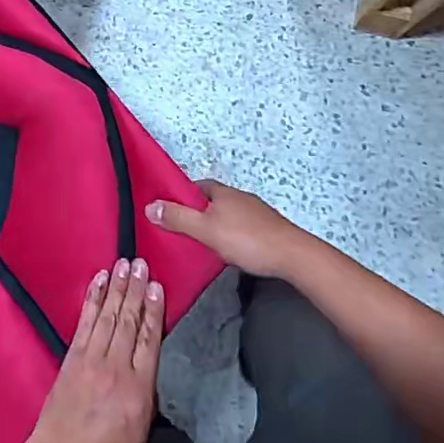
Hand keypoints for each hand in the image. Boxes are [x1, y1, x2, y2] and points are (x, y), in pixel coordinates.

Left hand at [13, 258, 163, 442]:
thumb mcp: (140, 430)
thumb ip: (144, 392)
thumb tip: (144, 365)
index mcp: (139, 388)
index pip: (149, 338)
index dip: (154, 309)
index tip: (157, 285)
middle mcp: (116, 367)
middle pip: (128, 320)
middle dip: (135, 289)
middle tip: (141, 262)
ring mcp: (91, 360)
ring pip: (108, 315)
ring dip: (116, 287)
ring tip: (124, 264)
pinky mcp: (71, 358)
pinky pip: (85, 321)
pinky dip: (92, 299)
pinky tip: (99, 282)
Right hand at [146, 180, 315, 278]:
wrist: (293, 256)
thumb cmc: (248, 240)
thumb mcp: (205, 230)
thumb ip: (178, 218)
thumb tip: (150, 206)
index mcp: (222, 192)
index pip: (194, 186)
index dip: (180, 196)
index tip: (169, 210)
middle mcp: (239, 197)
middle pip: (210, 200)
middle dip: (196, 212)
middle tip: (182, 229)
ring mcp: (255, 212)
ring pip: (226, 214)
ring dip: (215, 224)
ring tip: (203, 243)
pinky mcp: (267, 228)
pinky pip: (241, 226)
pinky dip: (231, 234)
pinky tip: (230, 249)